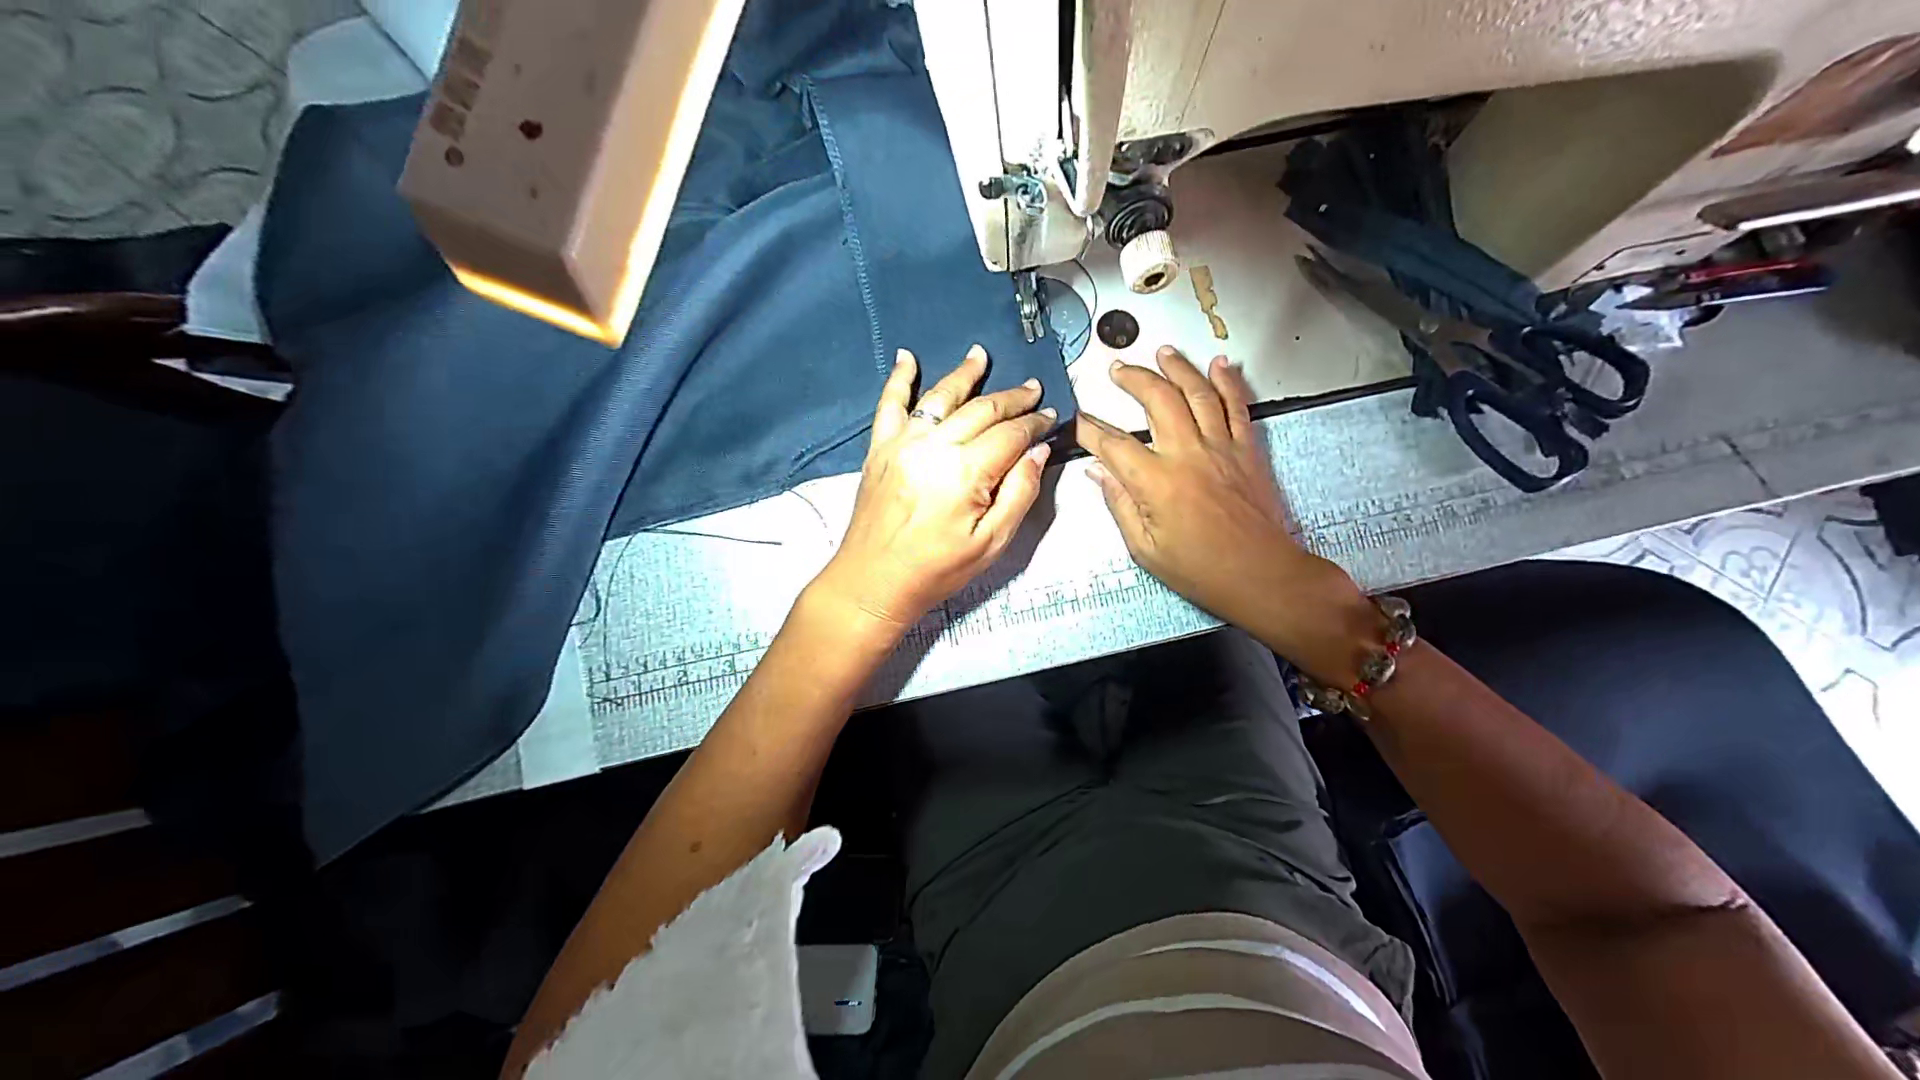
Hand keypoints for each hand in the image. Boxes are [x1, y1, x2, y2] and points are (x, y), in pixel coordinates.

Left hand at [811, 345, 1054, 636]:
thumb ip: (1018, 494)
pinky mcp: (880, 449)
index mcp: (965, 473)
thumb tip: (1037, 452)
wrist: (872, 582)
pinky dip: (898, 379)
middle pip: (980, 410)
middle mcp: (934, 448)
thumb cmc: (935, 570)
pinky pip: (890, 405)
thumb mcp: (991, 544)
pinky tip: (906, 358)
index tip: (1050, 417)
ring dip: (963, 375)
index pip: (1010, 435)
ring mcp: (903, 444)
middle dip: (1011, 397)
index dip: (1034, 424)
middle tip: (1032, 388)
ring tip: (979, 355)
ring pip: (939, 398)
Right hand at [1075, 346, 1376, 682]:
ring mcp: (1221, 448)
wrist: (1262, 575)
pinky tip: (1219, 364)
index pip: (1112, 444)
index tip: (1078, 420)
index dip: (1089, 429)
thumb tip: (1098, 473)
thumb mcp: (1145, 548)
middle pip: (1157, 399)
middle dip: (1134, 378)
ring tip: (1162, 351)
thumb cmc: (1202, 571)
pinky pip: (1237, 406)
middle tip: (1118, 369)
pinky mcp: (1247, 450)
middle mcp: (1188, 455)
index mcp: (1156, 483)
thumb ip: (1120, 504)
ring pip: (1197, 392)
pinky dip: (1228, 381)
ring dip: (1177, 367)